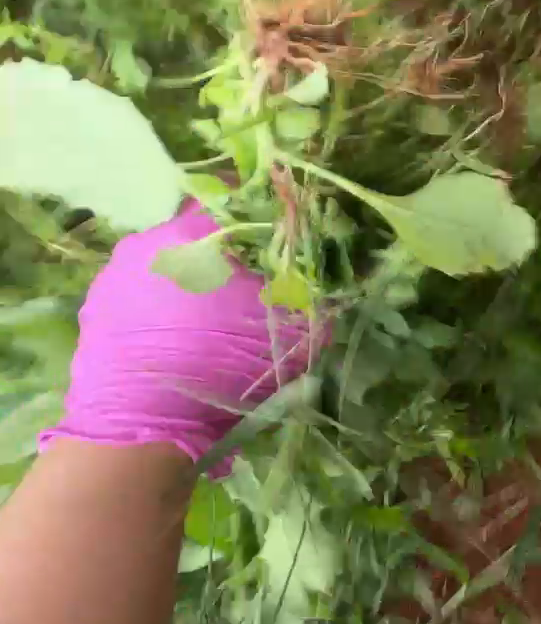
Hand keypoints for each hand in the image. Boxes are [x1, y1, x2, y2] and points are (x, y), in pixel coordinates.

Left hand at [40, 206, 318, 472]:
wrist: (149, 424)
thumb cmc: (232, 359)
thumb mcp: (301, 320)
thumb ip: (325, 282)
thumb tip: (356, 259)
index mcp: (194, 234)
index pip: (244, 199)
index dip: (280, 213)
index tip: (305, 233)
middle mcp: (147, 243)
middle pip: (211, 231)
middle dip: (246, 249)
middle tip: (280, 275)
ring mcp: (116, 278)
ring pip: (183, 261)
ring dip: (213, 276)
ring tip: (242, 308)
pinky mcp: (101, 312)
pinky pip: (157, 291)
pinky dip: (185, 301)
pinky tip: (206, 330)